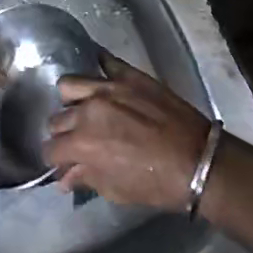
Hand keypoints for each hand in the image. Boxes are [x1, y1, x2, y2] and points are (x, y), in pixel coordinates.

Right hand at [44, 51, 218, 211]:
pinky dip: (98, 67)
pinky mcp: (128, 75)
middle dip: (64, 133)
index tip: (64, 162)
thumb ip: (85, 178)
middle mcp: (87, 111)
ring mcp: (107, 88)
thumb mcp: (117, 191)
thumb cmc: (158, 184)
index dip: (55, 159)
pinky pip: (104, 61)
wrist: (202, 162)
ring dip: (72, 100)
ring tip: (86, 108)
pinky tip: (99, 76)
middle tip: (79, 140)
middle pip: (57, 119)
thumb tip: (64, 176)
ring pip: (69, 85)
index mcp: (82, 143)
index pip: (50, 148)